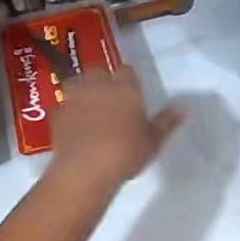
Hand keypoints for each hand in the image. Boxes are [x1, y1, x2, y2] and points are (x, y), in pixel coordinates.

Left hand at [50, 65, 182, 183]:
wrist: (86, 169)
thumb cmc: (126, 153)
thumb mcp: (153, 141)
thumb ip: (166, 123)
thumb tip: (182, 109)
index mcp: (125, 87)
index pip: (127, 71)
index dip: (128, 81)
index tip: (130, 96)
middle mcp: (98, 85)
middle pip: (98, 71)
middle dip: (102, 82)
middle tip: (109, 102)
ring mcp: (74, 98)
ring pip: (77, 83)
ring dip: (82, 91)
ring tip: (88, 110)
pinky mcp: (57, 113)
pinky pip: (63, 105)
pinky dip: (68, 112)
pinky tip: (74, 127)